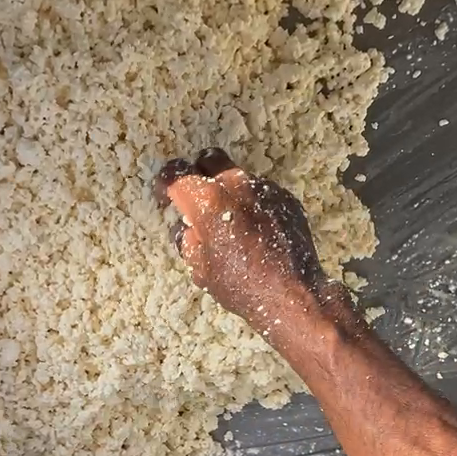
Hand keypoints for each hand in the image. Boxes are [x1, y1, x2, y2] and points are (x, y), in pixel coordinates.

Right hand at [155, 148, 336, 334]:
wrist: (291, 295)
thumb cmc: (241, 286)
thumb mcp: (200, 268)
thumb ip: (188, 240)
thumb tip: (189, 229)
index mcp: (208, 200)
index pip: (176, 174)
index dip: (165, 183)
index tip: (165, 194)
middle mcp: (237, 185)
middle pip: (209, 160)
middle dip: (199, 175)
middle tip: (197, 202)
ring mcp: (265, 189)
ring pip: (237, 178)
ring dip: (228, 194)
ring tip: (230, 224)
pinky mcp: (285, 198)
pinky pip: (260, 193)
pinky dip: (251, 206)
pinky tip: (254, 232)